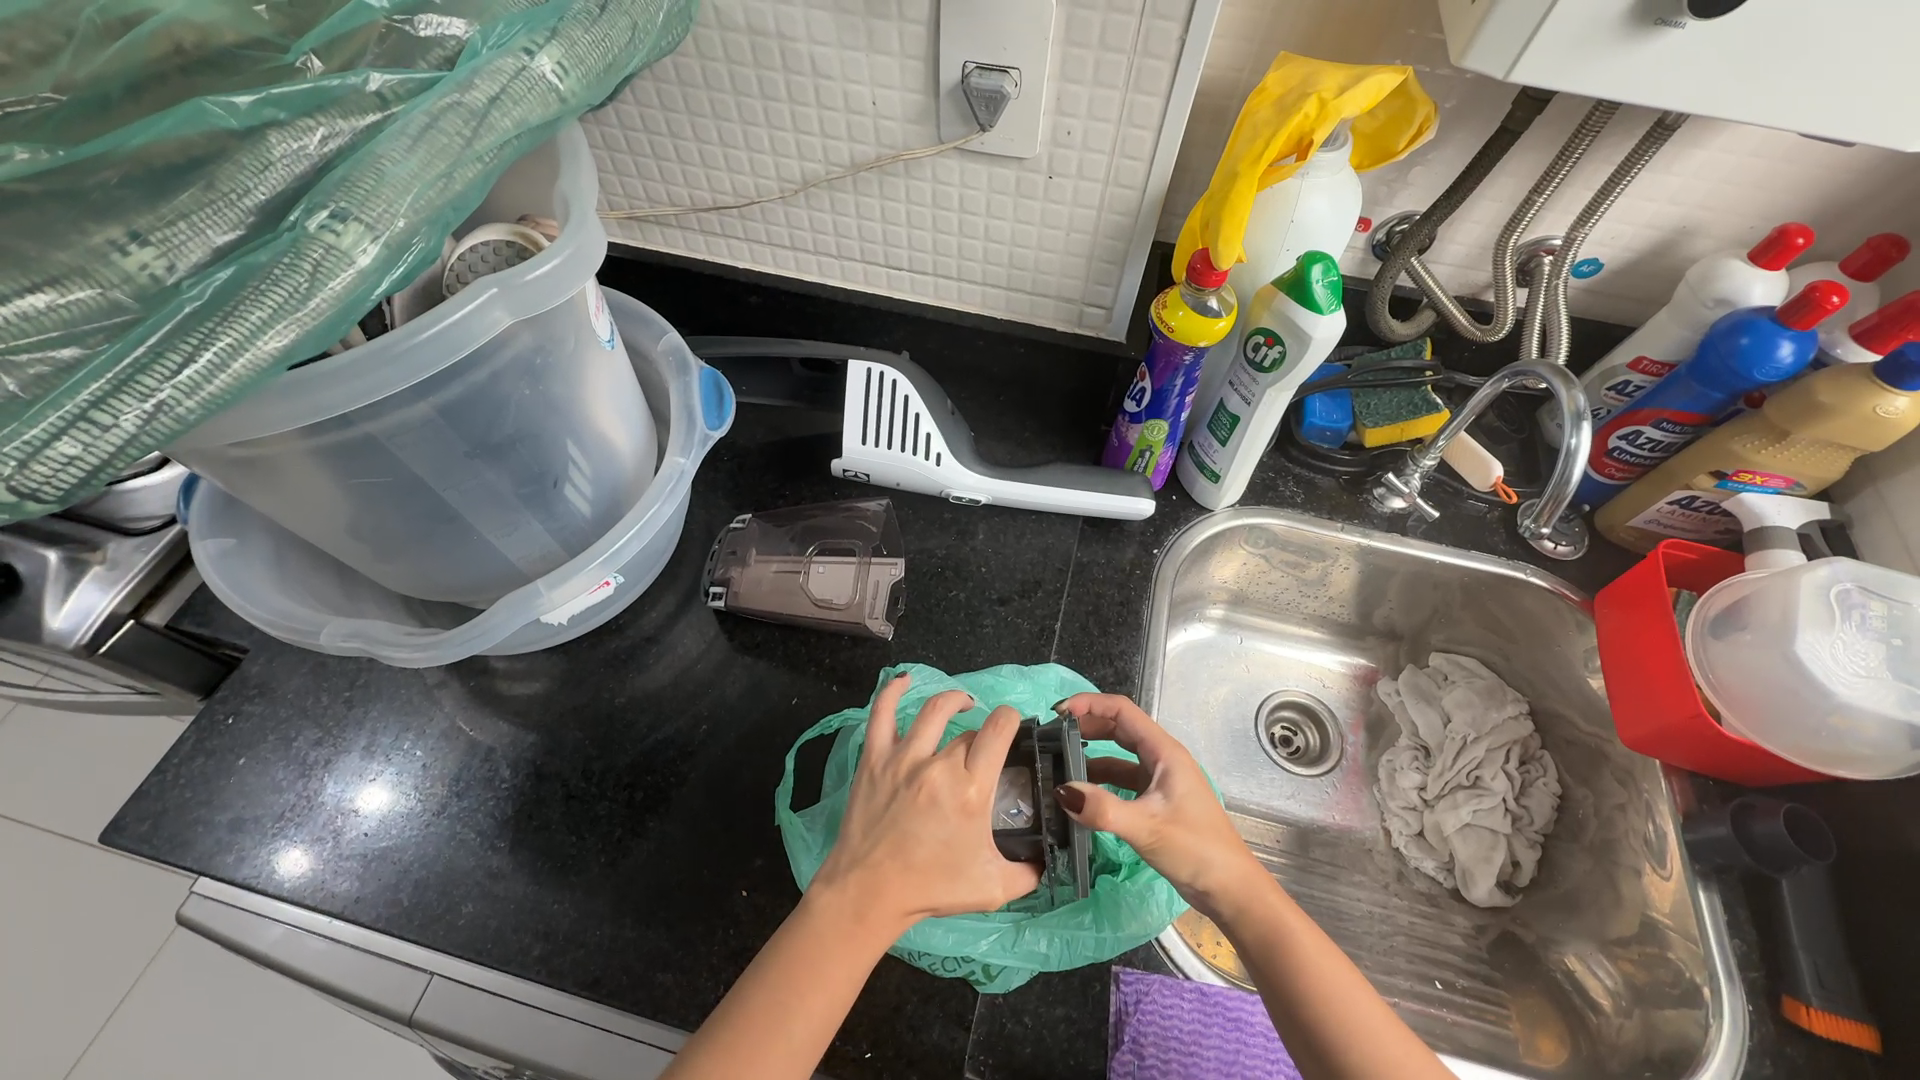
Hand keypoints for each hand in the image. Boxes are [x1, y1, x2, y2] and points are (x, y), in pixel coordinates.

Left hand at [811, 674, 1041, 928]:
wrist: (869, 893)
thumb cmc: (931, 888)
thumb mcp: (993, 888)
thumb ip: (1029, 872)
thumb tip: (1047, 860)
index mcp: (971, 789)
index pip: (999, 730)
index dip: (1011, 721)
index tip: (1013, 731)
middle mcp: (939, 765)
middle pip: (970, 731)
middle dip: (983, 735)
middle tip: (986, 750)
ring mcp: (903, 758)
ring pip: (933, 710)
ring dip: (953, 701)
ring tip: (963, 704)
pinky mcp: (874, 759)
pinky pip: (882, 713)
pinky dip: (893, 691)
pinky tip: (905, 681)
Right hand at [1055, 693, 1263, 918]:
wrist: (1230, 888)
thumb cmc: (1195, 849)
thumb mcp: (1145, 827)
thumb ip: (1101, 809)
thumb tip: (1061, 791)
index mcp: (1164, 752)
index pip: (1122, 711)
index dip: (1090, 704)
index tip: (1058, 713)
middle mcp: (1162, 760)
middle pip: (1119, 729)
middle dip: (1086, 727)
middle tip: (1052, 736)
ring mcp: (1160, 781)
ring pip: (1120, 757)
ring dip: (1091, 756)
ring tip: (1060, 764)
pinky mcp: (1157, 803)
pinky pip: (1123, 781)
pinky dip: (1101, 782)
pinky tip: (1082, 796)